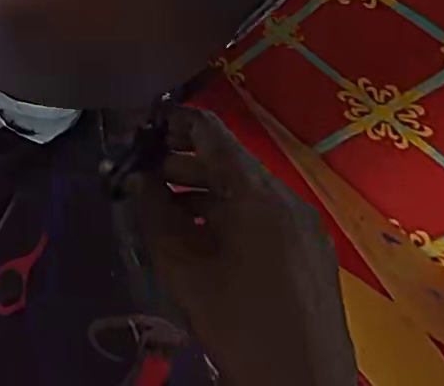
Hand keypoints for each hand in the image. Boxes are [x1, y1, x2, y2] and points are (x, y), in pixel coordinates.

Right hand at [120, 106, 356, 385]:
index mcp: (257, 193)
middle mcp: (284, 198)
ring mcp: (302, 225)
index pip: (208, 129)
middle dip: (176, 158)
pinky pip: (258, 210)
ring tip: (158, 203)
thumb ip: (153, 208)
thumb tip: (135, 176)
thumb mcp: (180, 263)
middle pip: (223, 156)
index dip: (169, 120)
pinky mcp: (308, 250)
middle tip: (137, 170)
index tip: (135, 128)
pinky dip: (222, 208)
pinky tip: (195, 233)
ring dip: (196, 186)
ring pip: (239, 185)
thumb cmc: (237, 323)